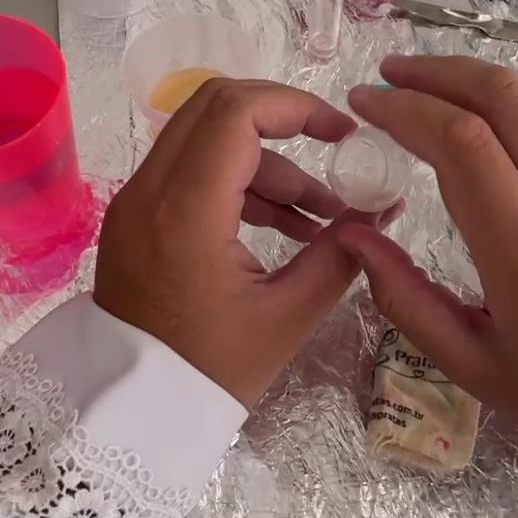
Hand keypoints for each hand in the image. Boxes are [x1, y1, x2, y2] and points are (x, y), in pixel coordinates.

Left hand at [94, 78, 391, 405]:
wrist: (133, 411)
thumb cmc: (210, 370)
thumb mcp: (287, 316)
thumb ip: (340, 253)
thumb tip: (384, 207)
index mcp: (185, 212)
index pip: (235, 113)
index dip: (297, 106)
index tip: (342, 133)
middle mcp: (150, 190)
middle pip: (217, 106)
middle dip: (283, 119)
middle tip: (332, 146)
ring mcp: (137, 200)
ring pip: (208, 139)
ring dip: (269, 162)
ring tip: (324, 214)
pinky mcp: (138, 215)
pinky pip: (195, 172)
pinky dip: (243, 184)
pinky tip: (288, 226)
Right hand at [337, 56, 517, 435]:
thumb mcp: (471, 363)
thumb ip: (404, 297)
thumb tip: (353, 233)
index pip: (464, 147)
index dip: (406, 111)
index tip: (366, 104)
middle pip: (502, 99)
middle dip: (435, 73)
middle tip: (388, 76)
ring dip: (471, 75)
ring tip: (424, 80)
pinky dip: (509, 99)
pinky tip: (477, 108)